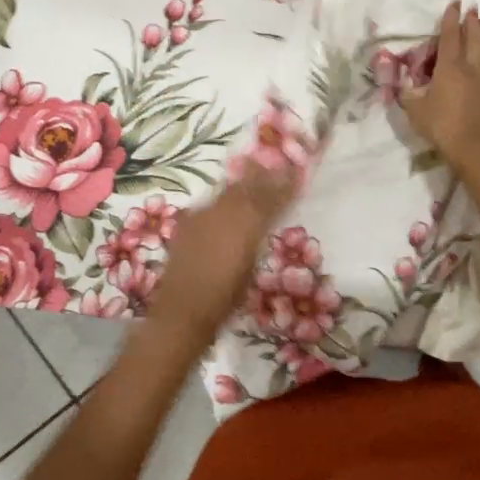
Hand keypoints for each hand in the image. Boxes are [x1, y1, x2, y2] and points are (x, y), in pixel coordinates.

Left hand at [147, 166, 297, 339]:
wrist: (182, 312)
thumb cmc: (225, 299)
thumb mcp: (251, 267)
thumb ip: (257, 238)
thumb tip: (262, 223)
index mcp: (246, 224)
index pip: (270, 198)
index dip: (284, 186)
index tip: (297, 175)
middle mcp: (224, 213)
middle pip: (247, 187)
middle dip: (264, 176)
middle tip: (277, 167)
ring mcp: (202, 216)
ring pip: (227, 192)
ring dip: (242, 184)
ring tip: (254, 177)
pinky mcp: (185, 223)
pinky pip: (209, 204)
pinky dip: (222, 202)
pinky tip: (225, 206)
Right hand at [401, 0, 479, 170]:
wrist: (471, 147)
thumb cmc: (440, 125)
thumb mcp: (414, 109)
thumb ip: (407, 92)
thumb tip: (403, 83)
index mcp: (449, 67)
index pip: (450, 36)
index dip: (451, 18)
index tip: (455, 2)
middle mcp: (470, 68)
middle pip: (473, 38)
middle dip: (472, 21)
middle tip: (473, 7)